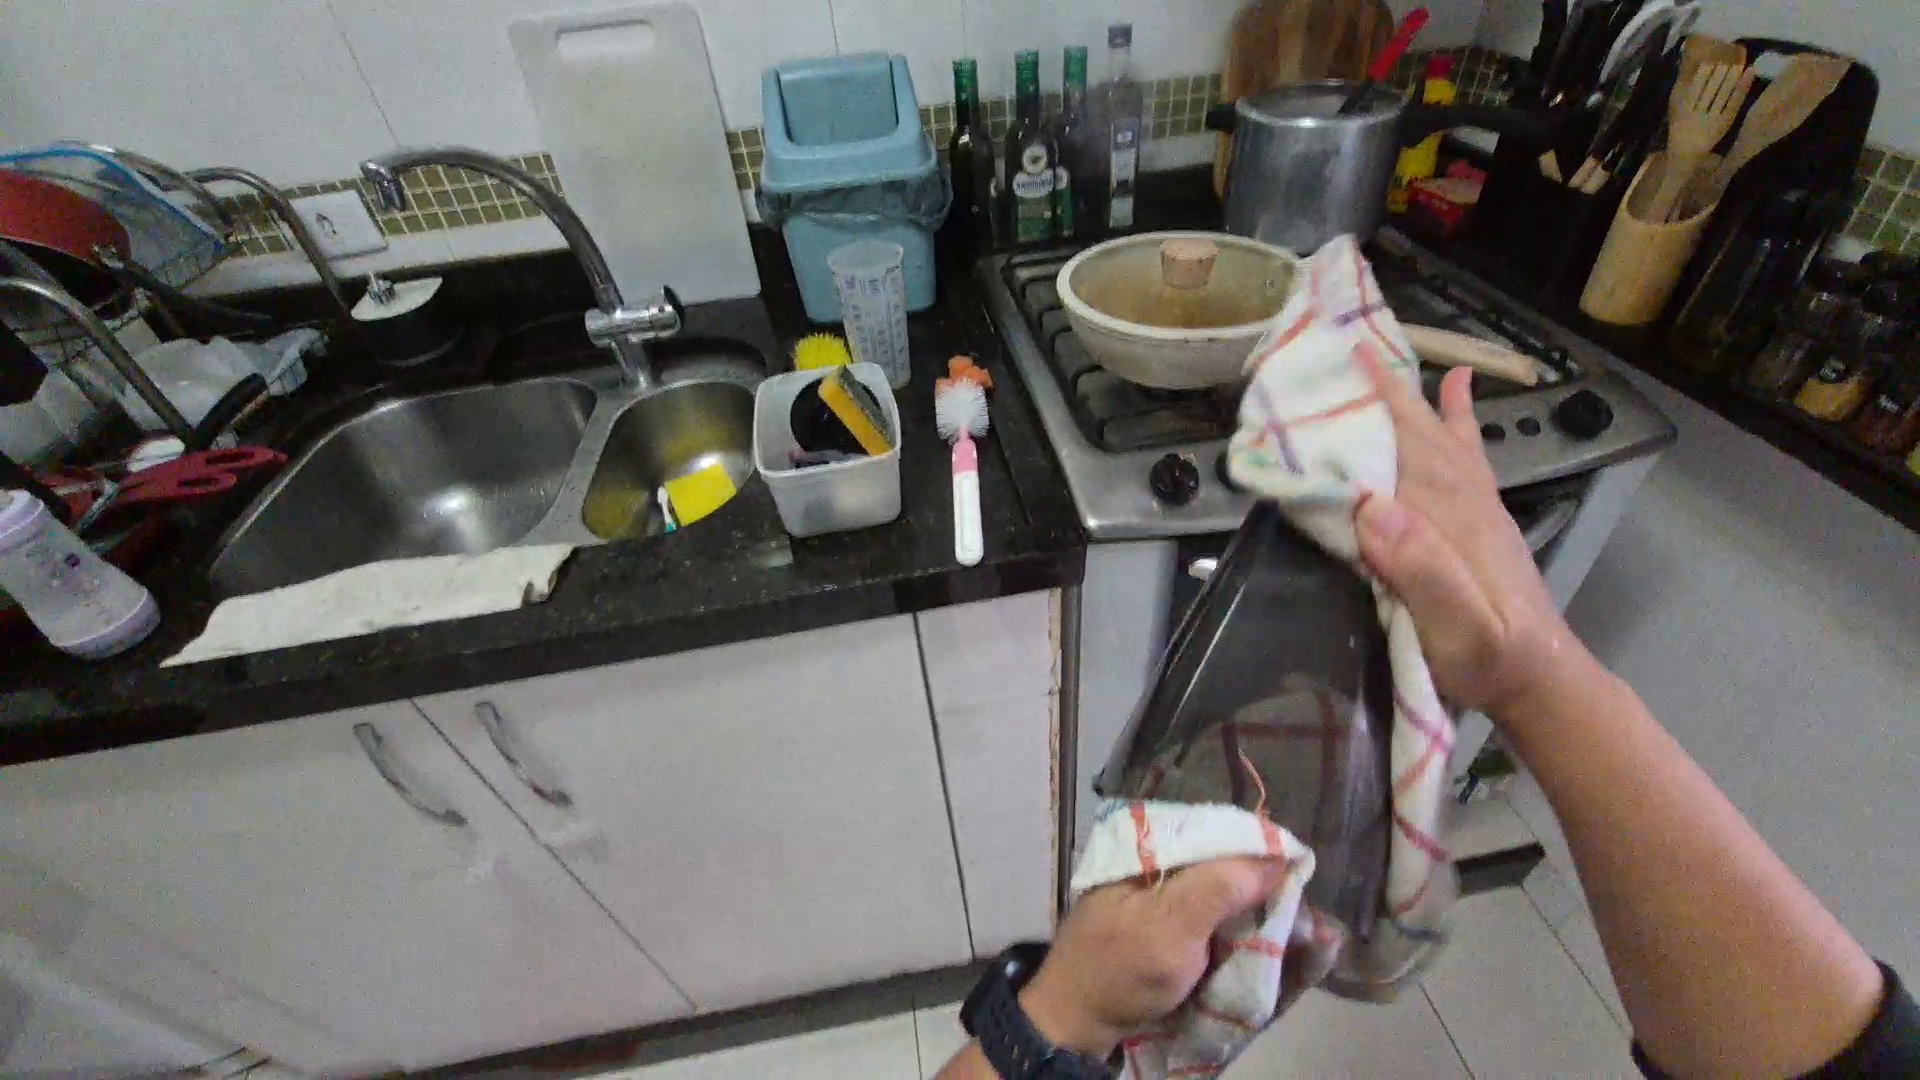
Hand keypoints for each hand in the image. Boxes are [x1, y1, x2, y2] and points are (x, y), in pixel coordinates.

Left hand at [1017, 858, 1291, 1058]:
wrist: (1079, 1017)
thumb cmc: (1118, 967)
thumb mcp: (1168, 928)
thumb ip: (1216, 889)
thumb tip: (1275, 856)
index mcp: (1150, 844)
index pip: (1216, 828)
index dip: (1258, 843)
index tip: (1301, 863)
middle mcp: (1160, 859)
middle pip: (1225, 857)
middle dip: (1266, 878)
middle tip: (1308, 904)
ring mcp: (1166, 893)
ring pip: (1226, 887)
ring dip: (1262, 905)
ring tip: (1308, 927)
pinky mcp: (1172, 923)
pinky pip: (1218, 914)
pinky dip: (1247, 926)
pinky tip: (1277, 938)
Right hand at [1351, 351, 1592, 719]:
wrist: (1545, 684)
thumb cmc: (1491, 662)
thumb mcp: (1458, 629)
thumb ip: (1425, 572)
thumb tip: (1374, 508)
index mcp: (1453, 523)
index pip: (1411, 451)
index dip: (1381, 408)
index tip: (1350, 366)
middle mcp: (1468, 506)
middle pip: (1427, 437)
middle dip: (1394, 393)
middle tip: (1360, 352)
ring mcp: (1479, 514)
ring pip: (1448, 445)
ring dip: (1425, 405)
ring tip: (1414, 364)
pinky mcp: (1481, 528)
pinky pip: (1466, 465)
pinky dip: (1458, 430)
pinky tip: (1455, 409)